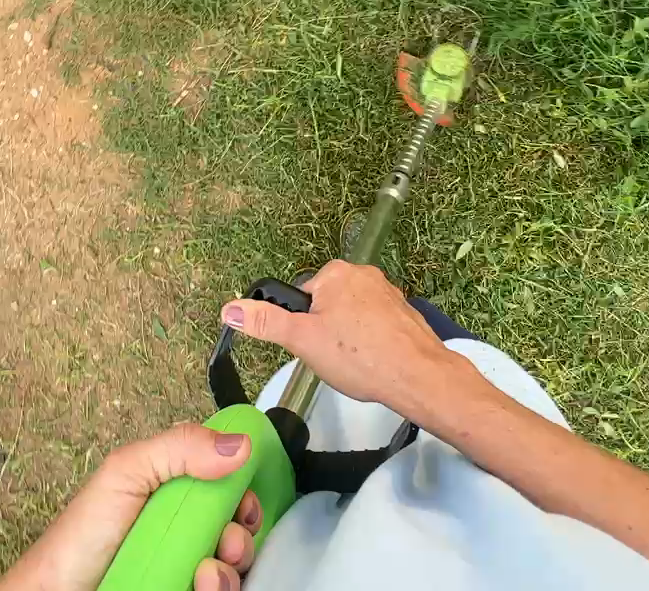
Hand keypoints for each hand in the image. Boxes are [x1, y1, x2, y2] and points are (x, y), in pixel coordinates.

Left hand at [0, 424, 263, 590]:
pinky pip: (217, 590)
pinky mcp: (181, 589)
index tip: (243, 503)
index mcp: (174, 488)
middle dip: (240, 534)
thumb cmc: (81, 535)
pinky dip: (217, 590)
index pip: (227, 482)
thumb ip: (180, 447)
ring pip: (232, 567)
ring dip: (230, 569)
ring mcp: (183, 566)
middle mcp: (184, 527)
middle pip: (237, 526)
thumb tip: (238, 444)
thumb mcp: (128, 471)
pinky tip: (199, 586)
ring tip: (205, 574)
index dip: (242, 493)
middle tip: (225, 541)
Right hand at [221, 260, 474, 419]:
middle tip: (334, 358)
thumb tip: (228, 308)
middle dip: (326, 332)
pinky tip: (375, 363)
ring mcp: (388, 291)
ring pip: (352, 316)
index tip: (314, 347)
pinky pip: (375, 325)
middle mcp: (362, 272)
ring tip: (357, 365)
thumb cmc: (358, 356)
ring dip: (349, 338)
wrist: (420, 377)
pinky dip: (371, 342)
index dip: (303, 327)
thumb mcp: (302, 340)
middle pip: (327, 305)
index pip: (303, 297)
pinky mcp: (405, 312)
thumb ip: (266, 323)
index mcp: (335, 272)